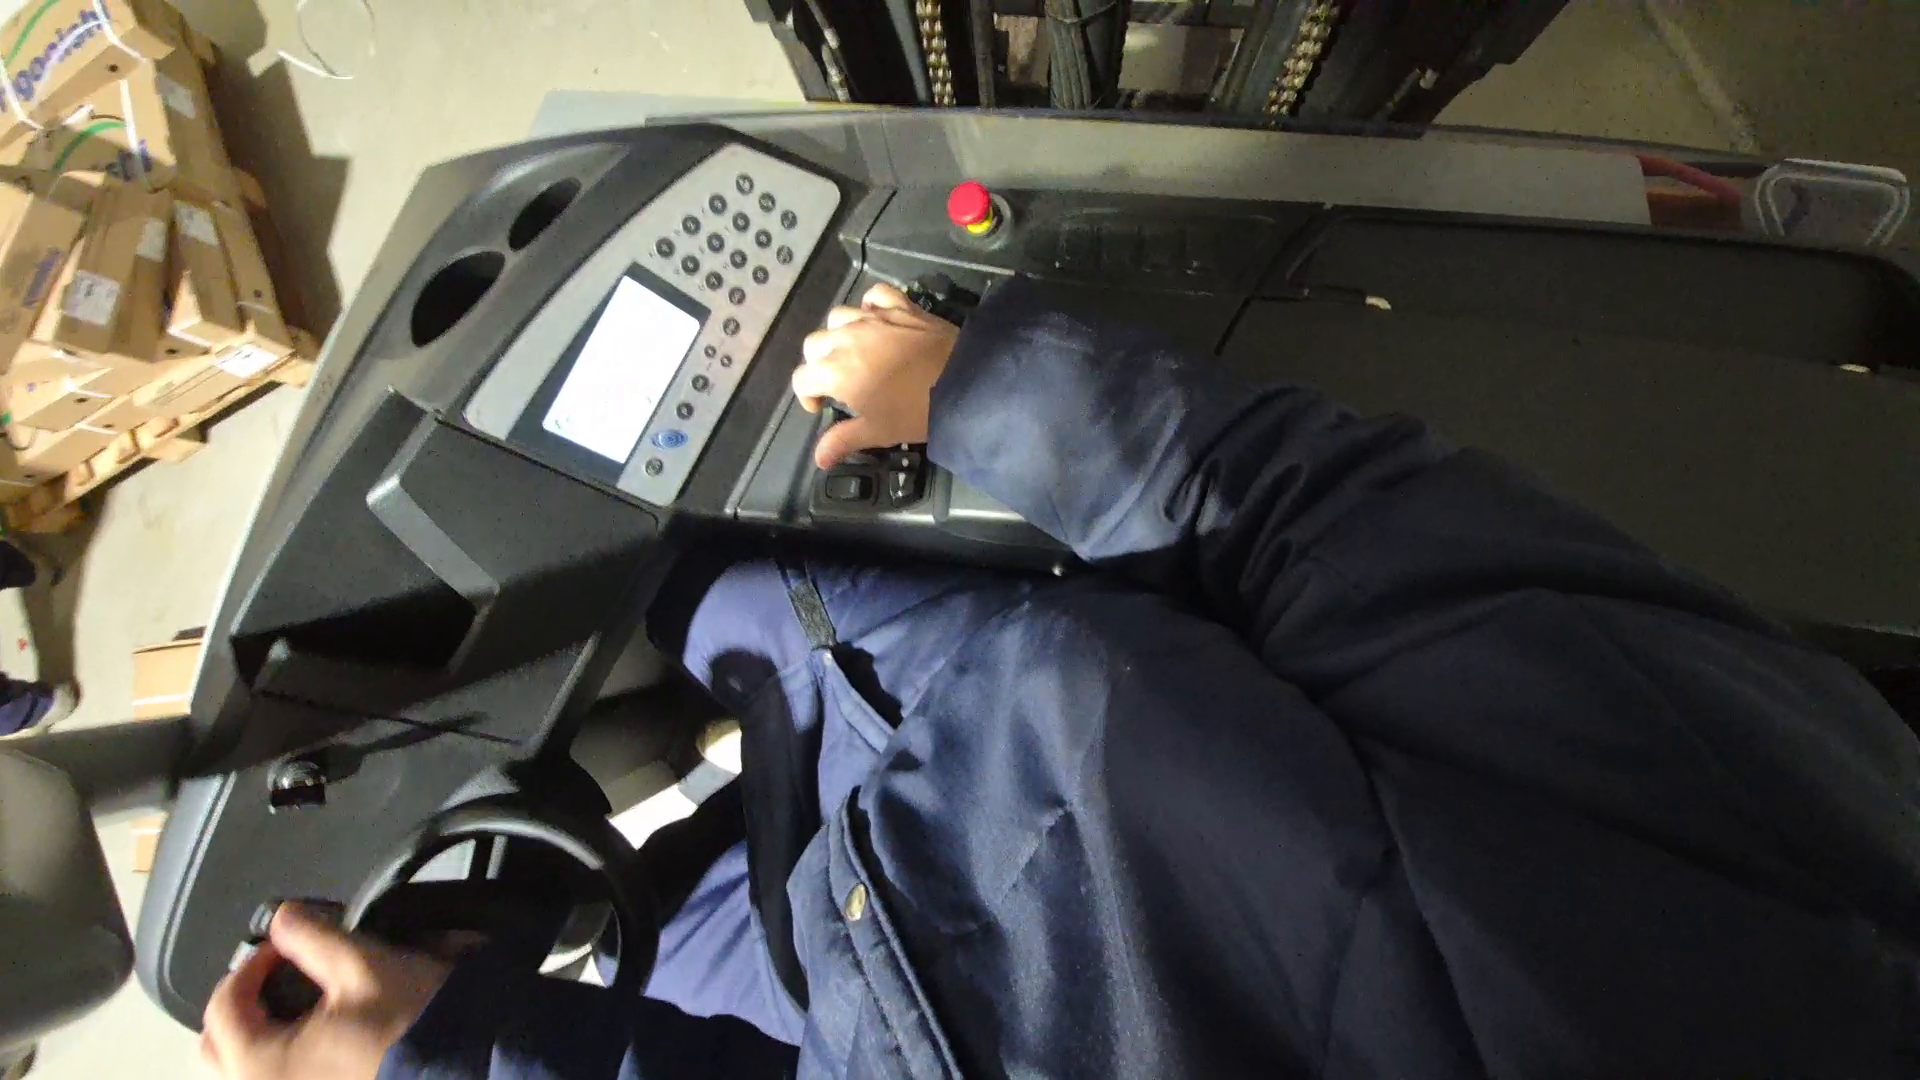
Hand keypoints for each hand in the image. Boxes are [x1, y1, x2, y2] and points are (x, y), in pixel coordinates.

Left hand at [201, 904, 453, 1079]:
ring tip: (296, 995)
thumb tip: (283, 914)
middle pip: (217, 1043)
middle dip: (243, 998)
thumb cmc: (402, 1016)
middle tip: (283, 967)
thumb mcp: (365, 966)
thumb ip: (316, 939)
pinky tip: (309, 1027)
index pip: (223, 1005)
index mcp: (257, 1063)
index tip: (291, 940)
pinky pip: (269, 1075)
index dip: (253, 962)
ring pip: (240, 1064)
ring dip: (256, 1026)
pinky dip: (275, 1047)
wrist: (452, 1058)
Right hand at [793, 283, 959, 468]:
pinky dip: (870, 305)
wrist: (964, 383)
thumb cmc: (916, 411)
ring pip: (839, 317)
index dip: (807, 395)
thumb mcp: (879, 431)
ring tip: (853, 352)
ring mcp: (874, 317)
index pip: (802, 378)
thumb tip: (819, 459)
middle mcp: (847, 338)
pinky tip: (876, 320)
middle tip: (836, 382)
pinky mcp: (900, 306)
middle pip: (814, 344)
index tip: (822, 407)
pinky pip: (876, 296)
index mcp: (836, 370)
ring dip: (838, 334)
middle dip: (818, 364)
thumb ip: (844, 440)